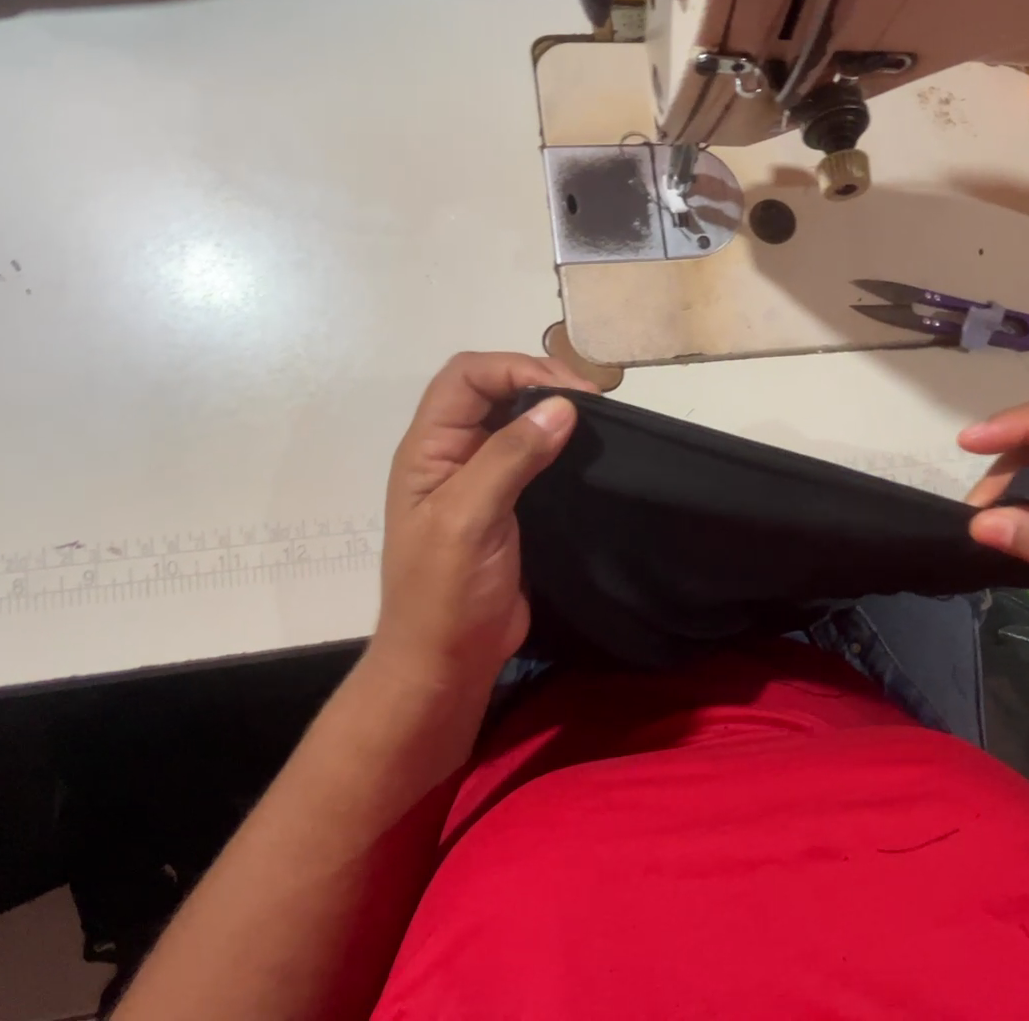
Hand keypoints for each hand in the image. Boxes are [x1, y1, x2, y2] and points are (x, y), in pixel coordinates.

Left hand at [373, 353, 595, 685]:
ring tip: (600, 422)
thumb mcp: (469, 519)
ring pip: (518, 424)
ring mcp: (483, 482)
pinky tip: (590, 455)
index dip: (516, 368)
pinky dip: (563, 449)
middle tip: (595, 403)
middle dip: (542, 383)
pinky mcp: (512, 508)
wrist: (448, 660)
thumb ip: (510, 458)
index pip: (466, 378)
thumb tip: (562, 406)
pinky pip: (536, 461)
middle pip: (493, 391)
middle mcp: (453, 455)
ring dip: (555, 415)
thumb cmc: (445, 592)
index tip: (573, 391)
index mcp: (428, 449)